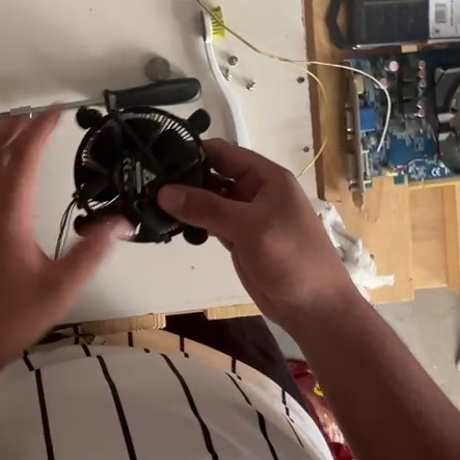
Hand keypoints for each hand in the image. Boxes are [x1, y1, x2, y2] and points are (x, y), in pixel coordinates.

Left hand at [0, 112, 124, 372]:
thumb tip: (123, 222)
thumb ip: (92, 252)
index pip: (22, 155)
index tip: (60, 110)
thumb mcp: (60, 288)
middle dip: (14, 122)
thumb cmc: (9, 319)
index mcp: (6, 215)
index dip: (41, 127)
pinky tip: (0, 168)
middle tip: (42, 114)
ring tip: (21, 129)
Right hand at [158, 138, 359, 330]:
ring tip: (148, 200)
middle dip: (183, 177)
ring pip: (209, 199)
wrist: (315, 308)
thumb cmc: (291, 258)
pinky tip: (168, 224)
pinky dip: (192, 222)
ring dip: (185, 201)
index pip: (223, 152)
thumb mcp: (249, 227)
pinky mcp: (239, 239)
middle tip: (145, 181)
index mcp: (266, 177)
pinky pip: (210, 222)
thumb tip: (163, 191)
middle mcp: (255, 191)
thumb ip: (206, 207)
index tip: (156, 156)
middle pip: (213, 174)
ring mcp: (246, 216)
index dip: (192, 151)